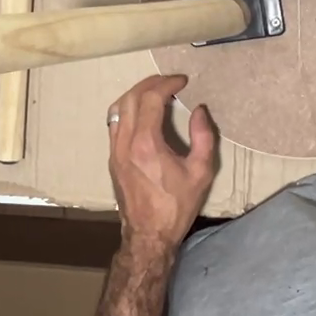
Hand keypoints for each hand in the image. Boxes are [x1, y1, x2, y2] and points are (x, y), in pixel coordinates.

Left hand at [106, 75, 217, 261]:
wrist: (149, 235)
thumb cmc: (177, 206)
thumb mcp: (201, 173)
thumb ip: (204, 137)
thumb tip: (200, 110)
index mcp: (146, 144)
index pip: (151, 99)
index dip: (167, 84)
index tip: (182, 81)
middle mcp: (125, 143)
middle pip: (130, 98)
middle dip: (150, 83)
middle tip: (170, 81)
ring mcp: (115, 150)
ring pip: (117, 108)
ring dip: (135, 93)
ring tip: (155, 90)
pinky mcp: (112, 158)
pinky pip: (114, 123)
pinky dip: (127, 109)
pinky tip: (142, 111)